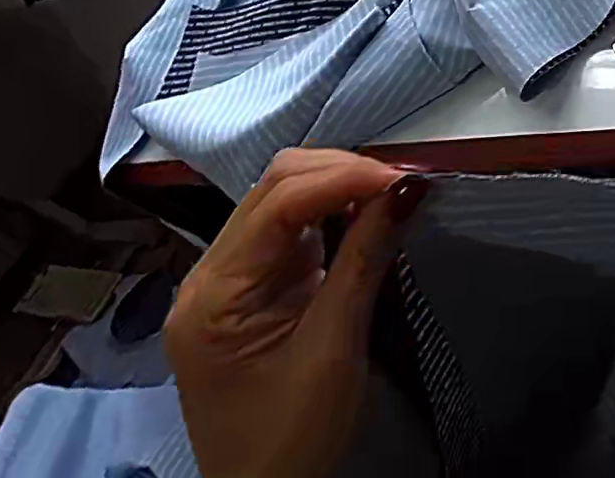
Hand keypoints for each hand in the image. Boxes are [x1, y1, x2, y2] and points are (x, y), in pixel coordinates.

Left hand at [164, 149, 427, 477]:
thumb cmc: (292, 442)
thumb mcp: (334, 350)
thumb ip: (364, 259)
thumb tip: (404, 191)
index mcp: (212, 293)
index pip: (277, 205)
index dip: (341, 179)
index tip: (398, 177)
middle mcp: (210, 270)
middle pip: (273, 188)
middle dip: (338, 173)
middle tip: (397, 182)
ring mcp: (229, 272)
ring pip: (281, 195)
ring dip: (335, 183)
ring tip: (385, 189)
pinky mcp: (253, 278)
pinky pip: (291, 222)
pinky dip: (330, 207)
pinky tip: (361, 207)